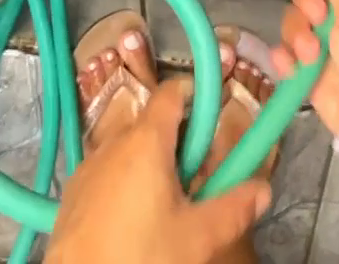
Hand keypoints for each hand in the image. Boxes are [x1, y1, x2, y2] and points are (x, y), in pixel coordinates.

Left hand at [47, 77, 271, 263]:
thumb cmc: (141, 254)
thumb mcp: (196, 237)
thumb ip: (234, 208)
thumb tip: (264, 189)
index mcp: (146, 139)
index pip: (173, 90)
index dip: (196, 93)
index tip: (215, 113)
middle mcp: (114, 140)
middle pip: (154, 121)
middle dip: (180, 139)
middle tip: (199, 174)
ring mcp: (89, 163)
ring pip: (130, 146)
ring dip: (153, 159)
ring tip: (169, 199)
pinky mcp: (74, 188)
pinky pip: (109, 168)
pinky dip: (127, 177)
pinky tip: (135, 214)